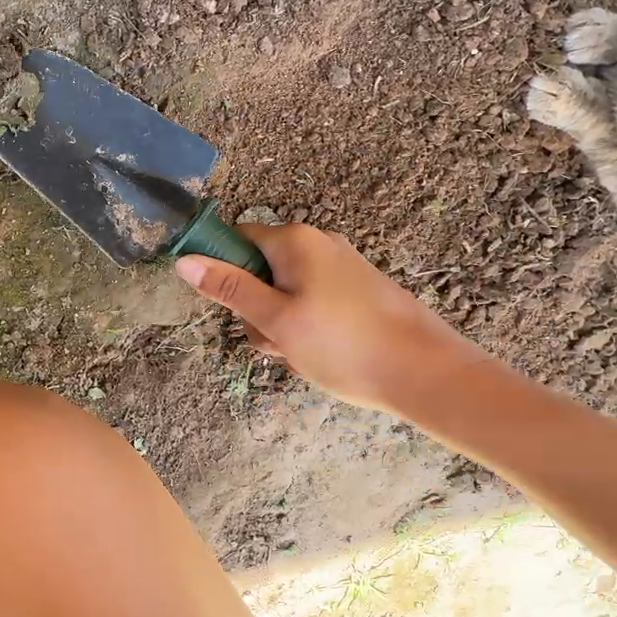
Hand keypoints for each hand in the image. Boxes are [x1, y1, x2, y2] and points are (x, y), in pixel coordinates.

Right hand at [174, 223, 491, 416]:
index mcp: (294, 240)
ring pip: (283, 290)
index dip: (222, 269)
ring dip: (279, 322)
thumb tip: (183, 260)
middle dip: (254, 306)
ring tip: (301, 352)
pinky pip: (311, 300)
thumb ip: (228, 288)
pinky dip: (306, 325)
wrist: (433, 378)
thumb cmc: (345, 344)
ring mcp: (342, 267)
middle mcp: (318, 243)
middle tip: (274, 339)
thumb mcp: (275, 319)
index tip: (232, 306)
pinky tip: (322, 353)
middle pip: (258, 267)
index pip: (235, 238)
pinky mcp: (359, 291)